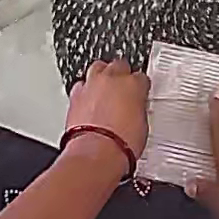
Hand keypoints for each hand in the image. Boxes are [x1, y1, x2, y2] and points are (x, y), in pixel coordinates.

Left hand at [63, 57, 150, 173]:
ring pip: (98, 68)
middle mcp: (113, 79)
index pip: (141, 77)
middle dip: (121, 74)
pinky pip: (80, 84)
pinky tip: (87, 98)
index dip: (139, 87)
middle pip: (119, 65)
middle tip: (122, 87)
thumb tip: (134, 112)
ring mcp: (93, 85)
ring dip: (101, 75)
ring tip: (103, 87)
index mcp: (135, 85)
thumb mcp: (142, 125)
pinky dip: (84, 90)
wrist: (96, 154)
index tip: (138, 94)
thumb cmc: (120, 144)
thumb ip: (138, 109)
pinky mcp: (76, 95)